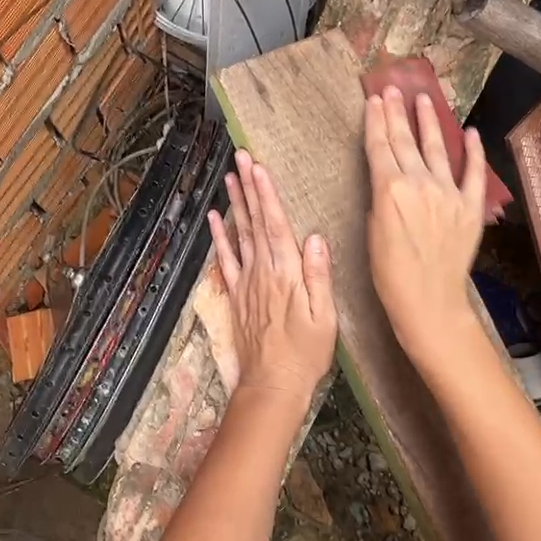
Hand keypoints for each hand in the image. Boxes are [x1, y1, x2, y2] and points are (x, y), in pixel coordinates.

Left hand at [206, 150, 336, 403]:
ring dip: (236, 202)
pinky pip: (225, 259)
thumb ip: (319, 276)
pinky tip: (215, 215)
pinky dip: (219, 236)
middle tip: (242, 156)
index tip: (260, 167)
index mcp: (287, 272)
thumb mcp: (325, 317)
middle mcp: (263, 270)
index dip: (268, 193)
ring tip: (230, 175)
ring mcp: (247, 280)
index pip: (276, 224)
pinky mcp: (236, 294)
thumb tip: (317, 237)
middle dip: (250, 186)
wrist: (272, 385)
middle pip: (256, 220)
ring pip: (240, 233)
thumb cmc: (307, 353)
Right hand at [363, 86, 487, 365]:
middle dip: (396, 112)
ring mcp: (448, 193)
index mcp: (389, 188)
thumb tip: (388, 177)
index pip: (379, 145)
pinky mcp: (470, 207)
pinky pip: (474, 174)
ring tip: (424, 99)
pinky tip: (470, 132)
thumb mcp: (372, 228)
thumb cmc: (389, 272)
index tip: (373, 99)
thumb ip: (381, 196)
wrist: (428, 300)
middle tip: (393, 88)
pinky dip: (473, 152)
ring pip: (437, 148)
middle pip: (404, 140)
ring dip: (429, 121)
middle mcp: (419, 183)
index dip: (375, 119)